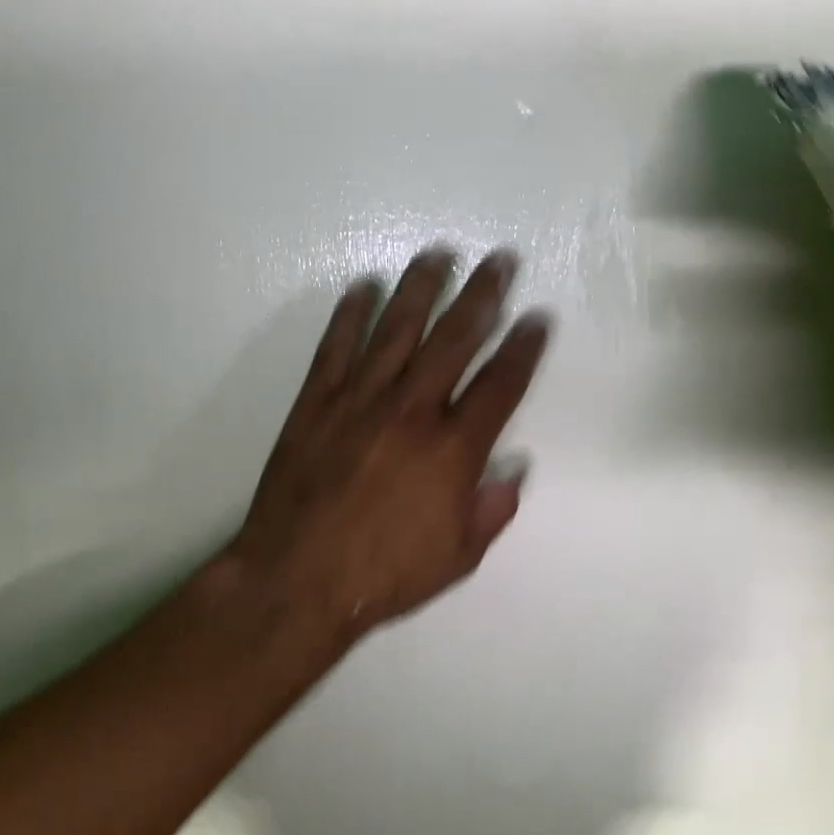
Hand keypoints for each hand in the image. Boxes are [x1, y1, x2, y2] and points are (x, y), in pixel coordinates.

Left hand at [225, 248, 550, 642]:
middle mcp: (411, 411)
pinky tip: (363, 288)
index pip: (500, 385)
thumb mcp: (457, 557)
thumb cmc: (383, 575)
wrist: (296, 579)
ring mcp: (359, 401)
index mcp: (453, 450)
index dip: (524, 348)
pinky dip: (349, 316)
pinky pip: (335, 348)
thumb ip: (490, 511)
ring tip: (438, 255)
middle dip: (482, 296)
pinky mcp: (316, 404)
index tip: (537, 318)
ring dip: (421, 289)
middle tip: (500, 261)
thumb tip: (513, 472)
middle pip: (454, 340)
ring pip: (396, 330)